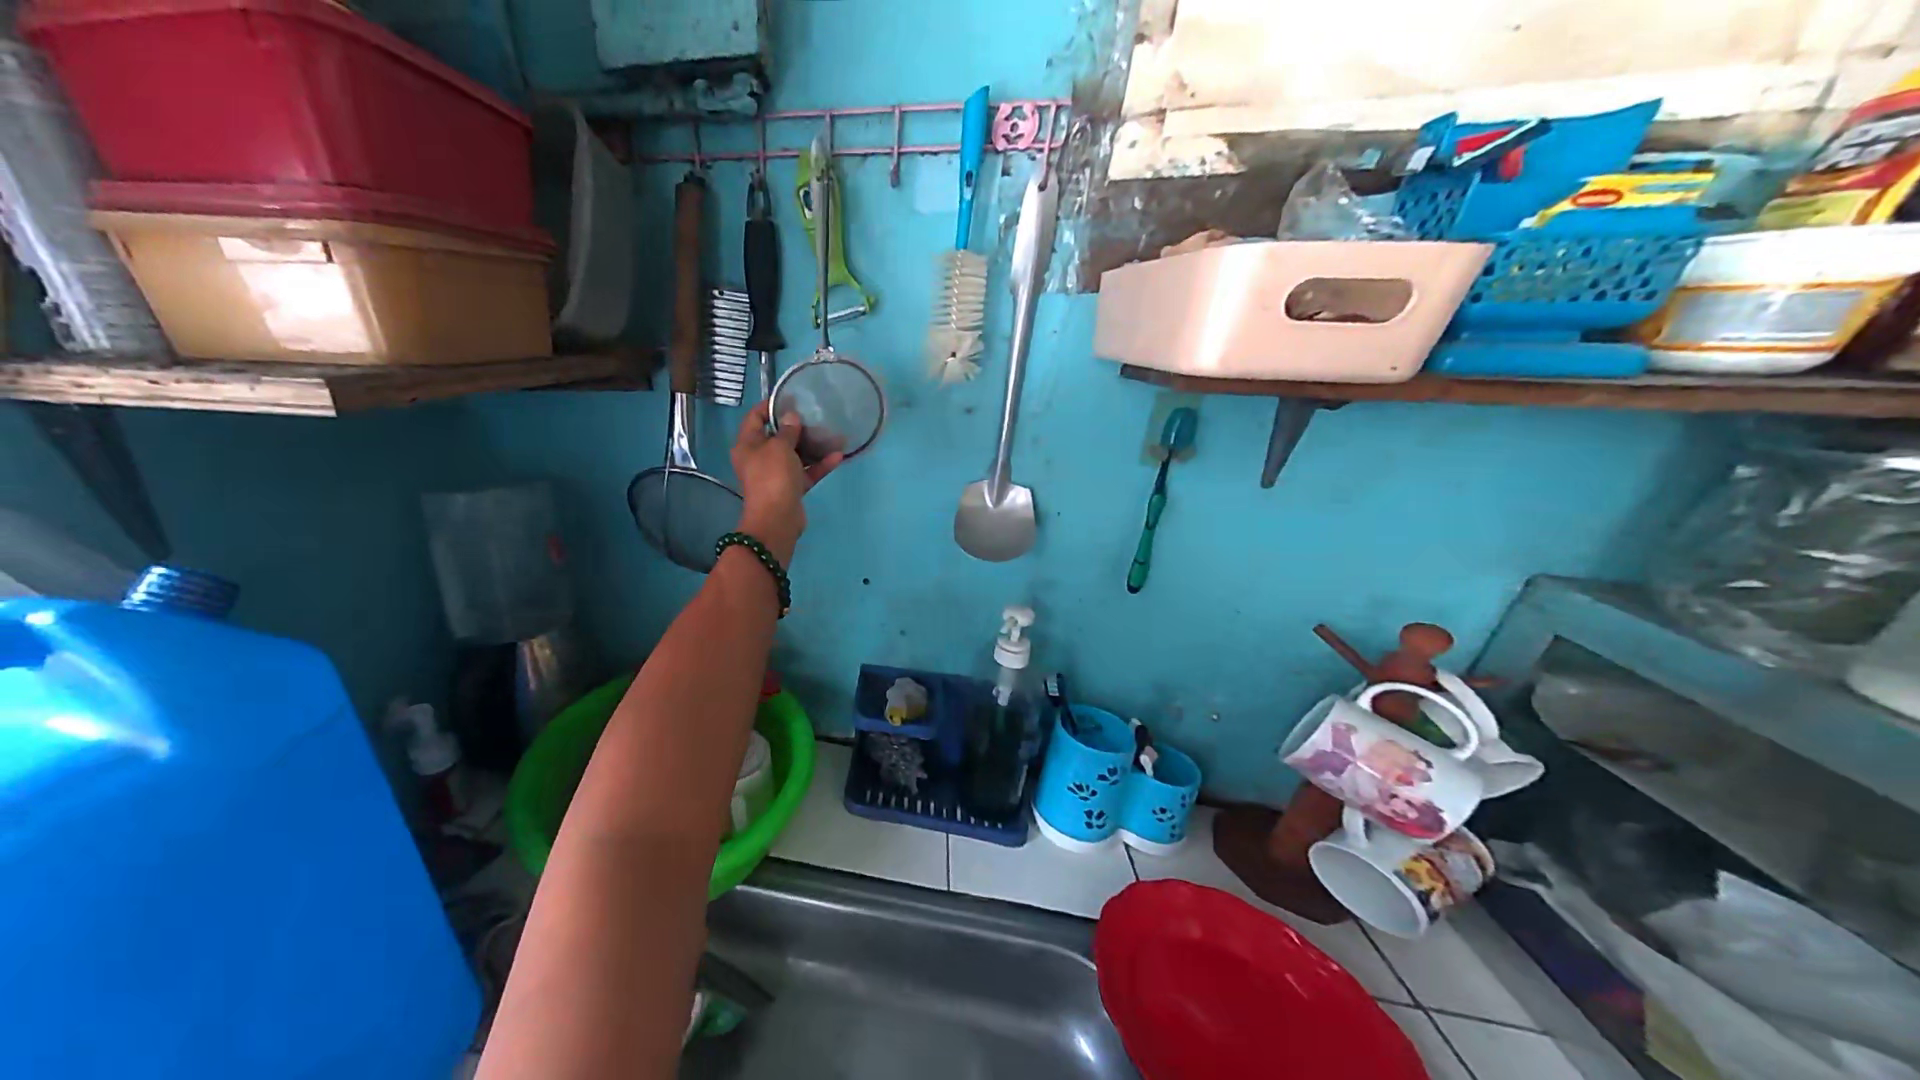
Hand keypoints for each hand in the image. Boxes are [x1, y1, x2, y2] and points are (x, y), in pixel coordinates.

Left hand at [730, 402, 843, 563]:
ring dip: (812, 446)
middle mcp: (759, 458)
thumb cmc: (772, 477)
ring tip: (831, 433)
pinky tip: (838, 456)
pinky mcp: (791, 488)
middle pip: (777, 436)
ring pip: (794, 455)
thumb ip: (788, 430)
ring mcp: (775, 474)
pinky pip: (806, 472)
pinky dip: (819, 465)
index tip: (791, 397)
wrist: (777, 519)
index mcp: (748, 445)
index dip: (770, 406)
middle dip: (796, 426)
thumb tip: (791, 417)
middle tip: (815, 414)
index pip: (755, 417)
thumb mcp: (779, 447)